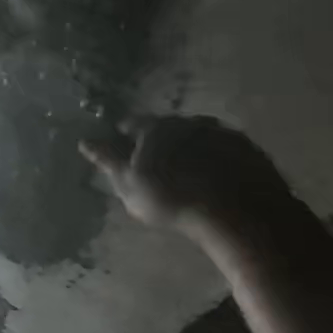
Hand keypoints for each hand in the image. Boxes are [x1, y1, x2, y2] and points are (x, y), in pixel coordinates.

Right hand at [80, 116, 308, 238]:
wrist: (235, 211)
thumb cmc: (170, 198)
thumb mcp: (129, 184)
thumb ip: (108, 161)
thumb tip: (85, 140)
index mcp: (156, 128)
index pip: (132, 123)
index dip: (123, 135)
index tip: (120, 149)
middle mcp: (189, 121)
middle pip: (167, 128)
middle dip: (158, 141)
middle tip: (153, 165)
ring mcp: (222, 133)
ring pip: (196, 137)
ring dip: (187, 149)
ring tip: (184, 174)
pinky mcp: (247, 149)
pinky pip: (223, 150)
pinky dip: (213, 160)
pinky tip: (212, 180)